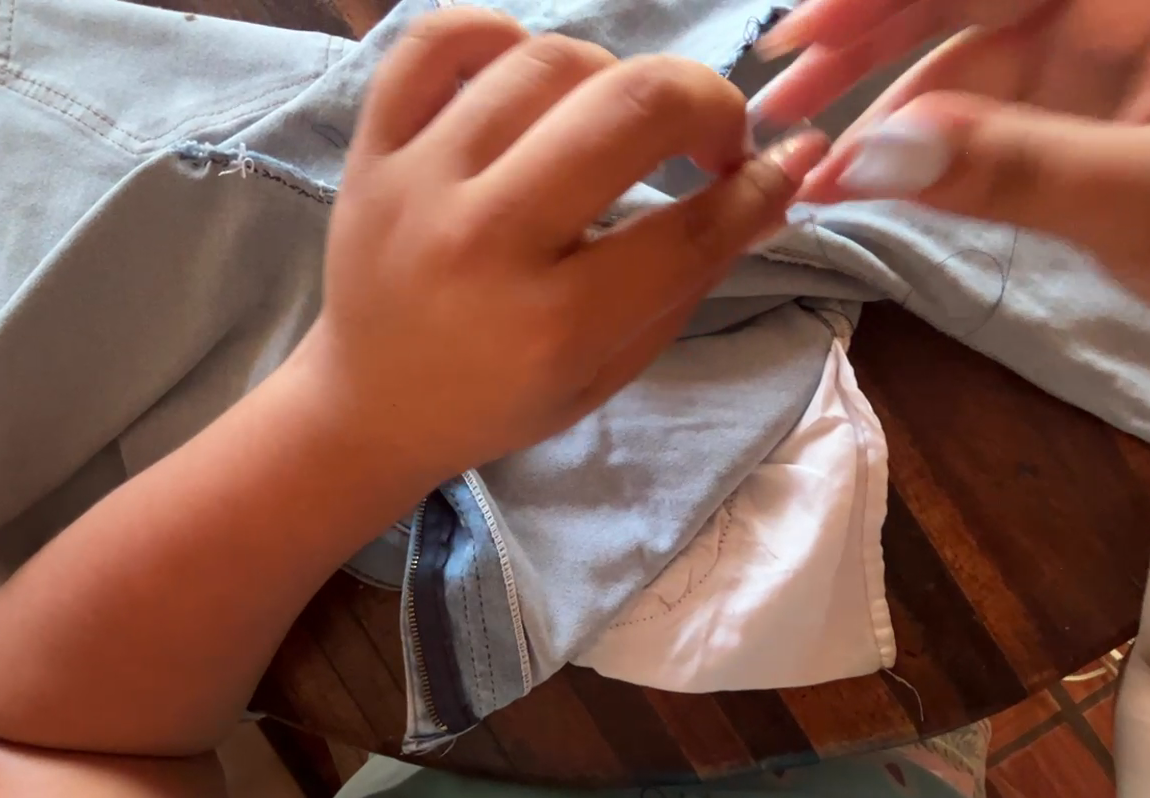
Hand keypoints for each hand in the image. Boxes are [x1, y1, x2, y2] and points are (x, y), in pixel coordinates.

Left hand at [293, 8, 828, 486]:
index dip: (758, 190)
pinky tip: (529, 77)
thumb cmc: (497, 404)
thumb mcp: (601, 376)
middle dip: (708, 105)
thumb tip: (764, 195)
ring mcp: (418, 187)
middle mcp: (487, 243)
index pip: (688, 231)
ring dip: (614, 79)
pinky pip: (436, 41)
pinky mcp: (370, 155)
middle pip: (631, 110)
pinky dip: (500, 36)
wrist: (374, 408)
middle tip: (712, 140)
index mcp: (552, 326)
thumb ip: (682, 291)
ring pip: (547, 61)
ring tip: (616, 126)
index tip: (778, 169)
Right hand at [753, 0, 1149, 373]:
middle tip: (780, 108)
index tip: (796, 43)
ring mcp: (1112, 48)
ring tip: (815, 180)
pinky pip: (990, 112)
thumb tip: (868, 159)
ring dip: (886, 116)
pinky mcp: (1095, 103)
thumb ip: (1010, 171)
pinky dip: (927, 149)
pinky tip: (879, 182)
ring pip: (968, 60)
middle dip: (865, 48)